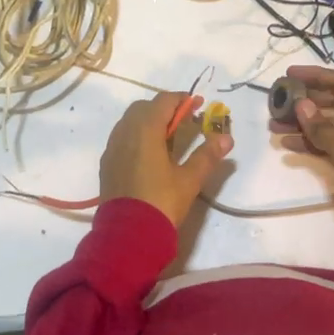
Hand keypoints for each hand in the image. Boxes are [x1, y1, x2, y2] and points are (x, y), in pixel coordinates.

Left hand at [99, 91, 232, 225]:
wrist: (128, 234)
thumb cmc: (161, 203)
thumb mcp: (190, 180)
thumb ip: (207, 155)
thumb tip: (226, 138)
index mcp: (146, 130)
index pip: (163, 101)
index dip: (182, 100)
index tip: (197, 106)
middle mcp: (125, 133)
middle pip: (143, 108)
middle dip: (163, 109)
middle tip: (184, 122)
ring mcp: (112, 148)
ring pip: (129, 122)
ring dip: (148, 121)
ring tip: (167, 138)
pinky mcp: (106, 164)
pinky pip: (121, 138)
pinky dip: (136, 136)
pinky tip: (149, 155)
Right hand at [269, 65, 333, 195]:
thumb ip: (319, 126)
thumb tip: (301, 105)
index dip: (315, 75)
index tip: (289, 74)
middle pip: (331, 101)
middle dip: (304, 101)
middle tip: (279, 101)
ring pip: (327, 122)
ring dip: (302, 123)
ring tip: (275, 125)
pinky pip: (328, 141)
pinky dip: (310, 141)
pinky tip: (287, 143)